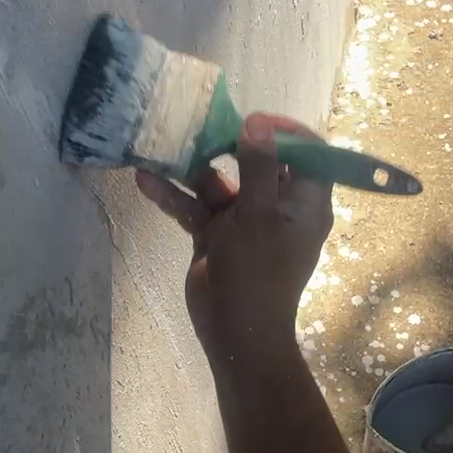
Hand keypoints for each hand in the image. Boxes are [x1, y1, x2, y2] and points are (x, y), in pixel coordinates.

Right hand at [136, 112, 333, 376]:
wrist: (234, 333)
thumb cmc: (257, 274)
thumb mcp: (258, 216)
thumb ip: (258, 167)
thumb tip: (258, 121)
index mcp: (303, 202)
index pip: (306, 153)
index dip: (284, 131)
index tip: (254, 120)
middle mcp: (276, 206)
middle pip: (257, 162)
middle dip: (228, 142)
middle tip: (204, 126)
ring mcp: (244, 220)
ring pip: (219, 183)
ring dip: (192, 167)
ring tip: (163, 144)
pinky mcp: (216, 234)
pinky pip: (196, 207)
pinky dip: (175, 196)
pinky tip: (145, 180)